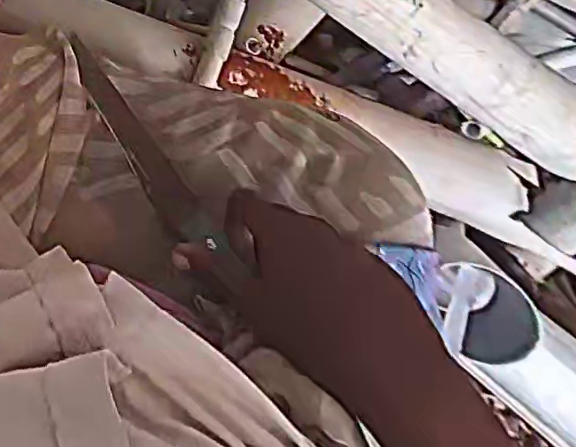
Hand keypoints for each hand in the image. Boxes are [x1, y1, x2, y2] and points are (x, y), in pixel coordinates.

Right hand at [174, 192, 512, 446]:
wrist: (396, 375)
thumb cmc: (310, 335)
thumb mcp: (251, 305)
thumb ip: (214, 270)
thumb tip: (179, 249)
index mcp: (280, 228)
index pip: (244, 201)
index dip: (232, 220)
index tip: (234, 248)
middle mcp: (317, 227)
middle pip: (281, 220)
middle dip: (268, 241)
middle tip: (264, 278)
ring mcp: (356, 248)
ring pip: (317, 241)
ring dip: (304, 258)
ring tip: (302, 297)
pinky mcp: (386, 273)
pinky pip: (350, 262)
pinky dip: (338, 276)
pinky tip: (340, 310)